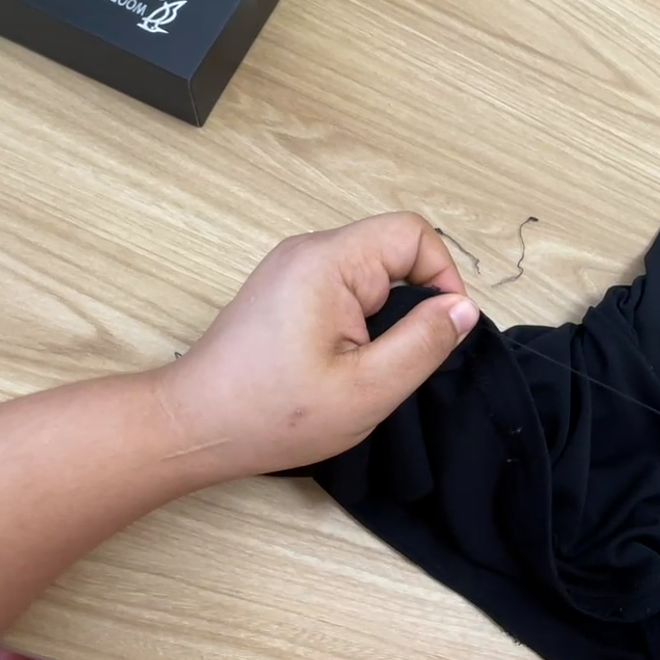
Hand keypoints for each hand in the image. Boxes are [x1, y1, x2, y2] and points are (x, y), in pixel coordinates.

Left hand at [153, 212, 479, 477]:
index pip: (412, 233)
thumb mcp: (368, 389)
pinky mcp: (290, 288)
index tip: (440, 331)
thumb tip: (464, 309)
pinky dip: (367, 318)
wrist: (195, 426)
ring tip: (373, 361)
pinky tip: (351, 357)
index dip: (442, 277)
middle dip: (416, 302)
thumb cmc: (274, 414)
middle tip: (403, 356)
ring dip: (391, 313)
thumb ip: (424, 343)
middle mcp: (310, 252)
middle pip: (395, 249)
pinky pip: (351, 286)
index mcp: (328, 263)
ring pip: (375, 271)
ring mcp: (296, 268)